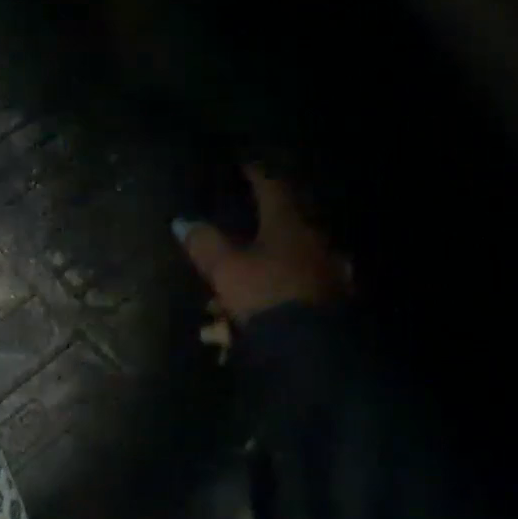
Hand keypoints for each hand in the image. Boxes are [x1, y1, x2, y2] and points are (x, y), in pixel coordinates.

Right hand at [173, 165, 351, 322]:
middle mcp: (313, 241)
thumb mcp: (225, 268)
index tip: (243, 166)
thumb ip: (204, 242)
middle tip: (247, 214)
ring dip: (276, 251)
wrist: (316, 352)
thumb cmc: (266, 295)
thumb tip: (183, 221)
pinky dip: (286, 279)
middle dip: (267, 216)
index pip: (272, 187)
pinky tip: (273, 290)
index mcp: (288, 224)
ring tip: (255, 260)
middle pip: (289, 218)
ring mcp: (328, 271)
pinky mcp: (335, 299)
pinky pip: (304, 278)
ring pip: (296, 251)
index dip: (256, 174)